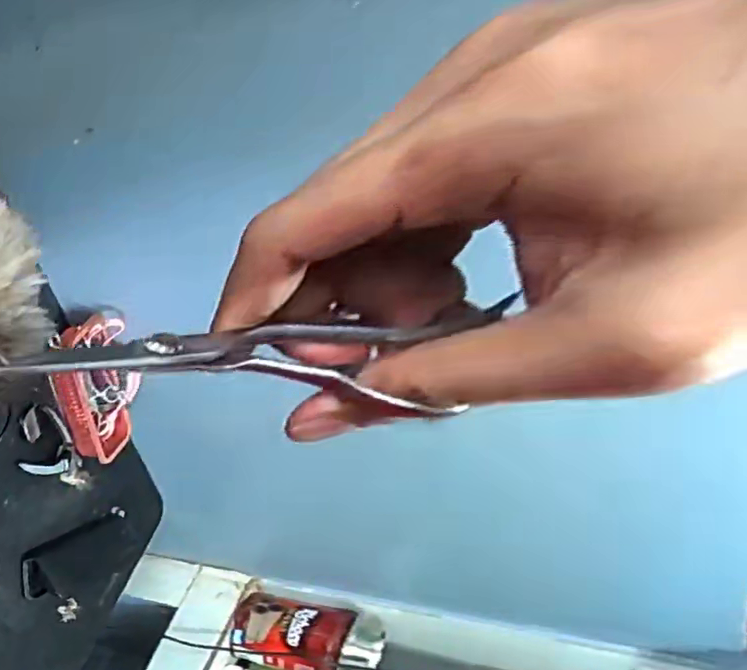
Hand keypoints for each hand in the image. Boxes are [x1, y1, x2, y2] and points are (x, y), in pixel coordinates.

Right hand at [214, 0, 746, 440]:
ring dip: (375, 271)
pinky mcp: (536, 64)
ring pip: (364, 193)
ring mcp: (509, 57)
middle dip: (325, 298)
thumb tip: (306, 422)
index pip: (292, 226)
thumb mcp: (613, 341)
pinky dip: (417, 236)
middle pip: (324, 210)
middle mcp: (478, 71)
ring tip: (449, 312)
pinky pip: (417, 169)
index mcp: (491, 120)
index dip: (247, 305)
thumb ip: (433, 384)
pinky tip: (471, 266)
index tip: (247, 364)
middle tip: (382, 353)